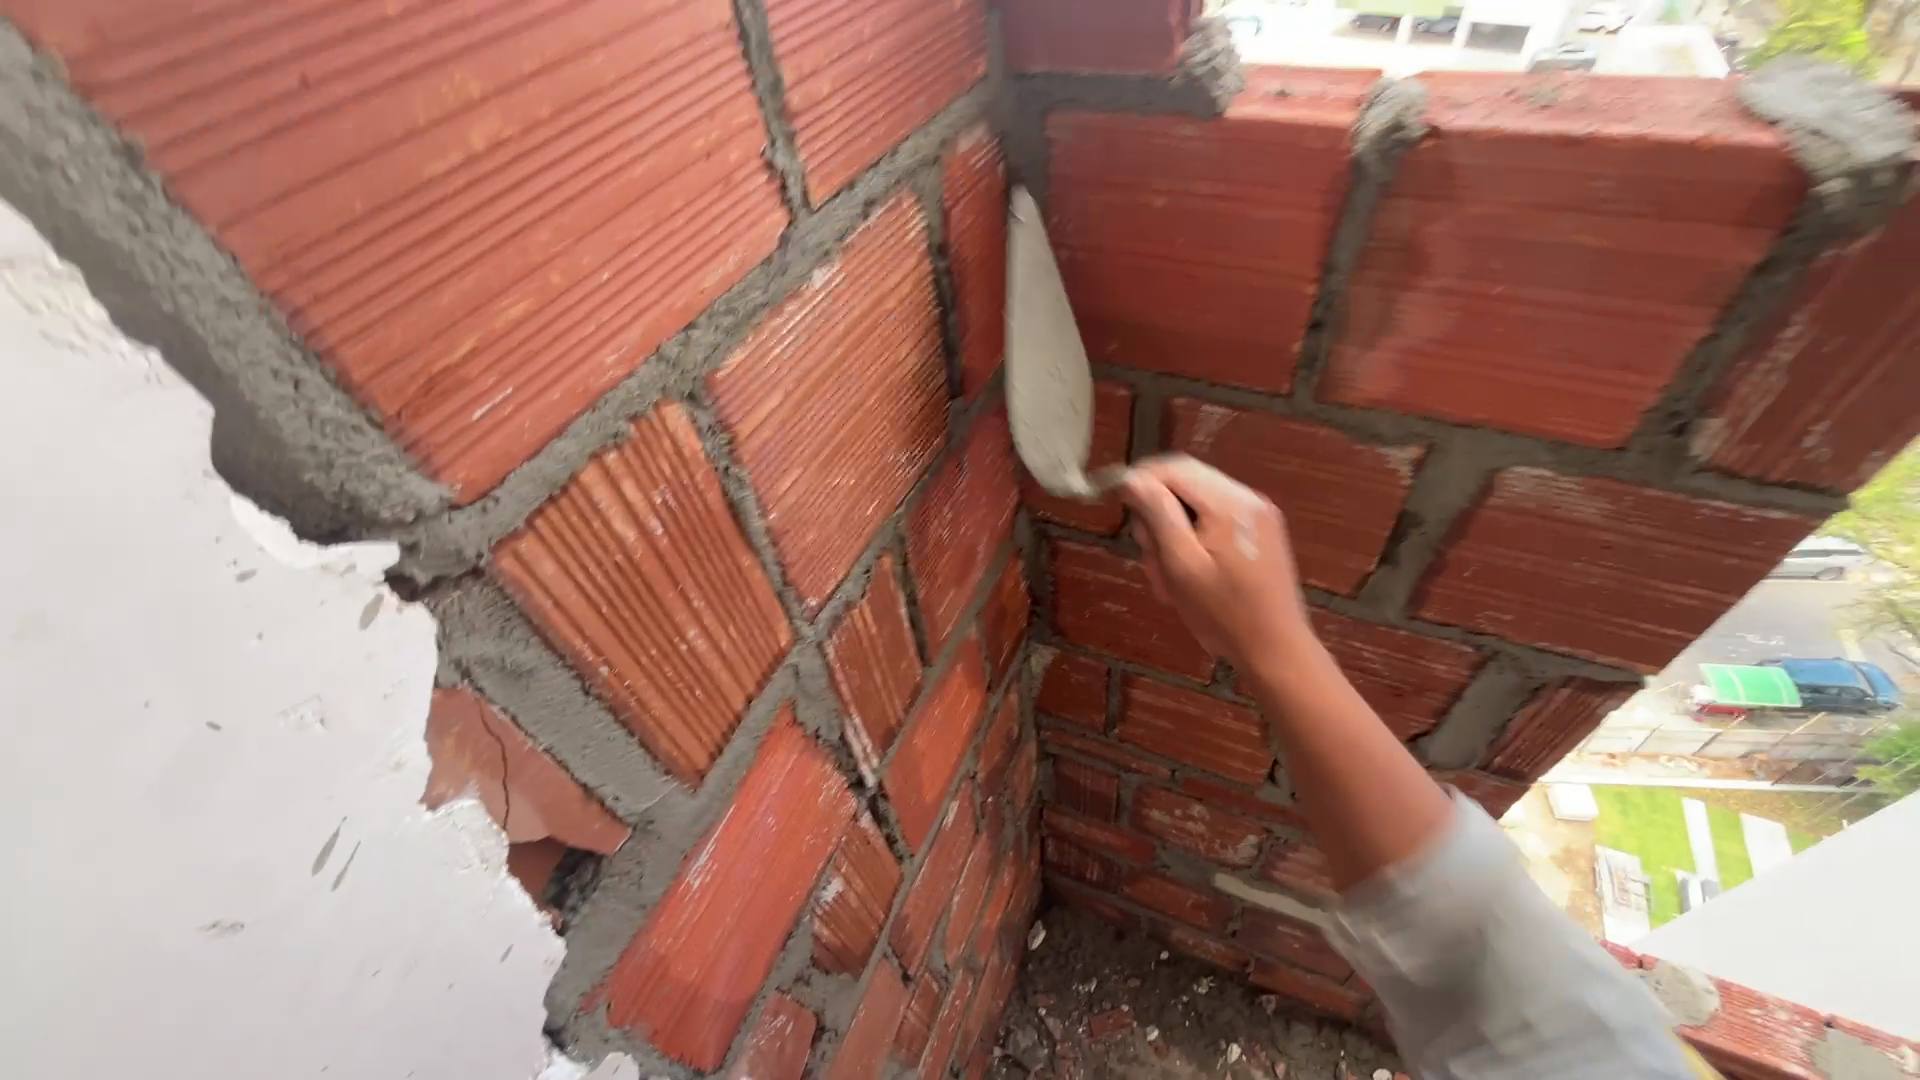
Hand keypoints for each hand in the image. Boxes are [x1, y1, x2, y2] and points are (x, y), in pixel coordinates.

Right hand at [1119, 455, 1312, 670]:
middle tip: (1149, 556)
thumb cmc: (1222, 613)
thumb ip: (1157, 515)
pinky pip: (1216, 521)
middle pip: (1187, 483)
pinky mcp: (1261, 534)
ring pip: (1198, 504)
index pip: (1175, 467)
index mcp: (1230, 502)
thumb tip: (1131, 478)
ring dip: (1173, 531)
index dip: (1141, 478)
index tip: (1116, 500)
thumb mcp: (1180, 565)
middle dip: (1158, 513)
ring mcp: (1258, 515)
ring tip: (1167, 575)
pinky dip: (1194, 539)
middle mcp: (1248, 498)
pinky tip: (1188, 574)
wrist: (1275, 650)